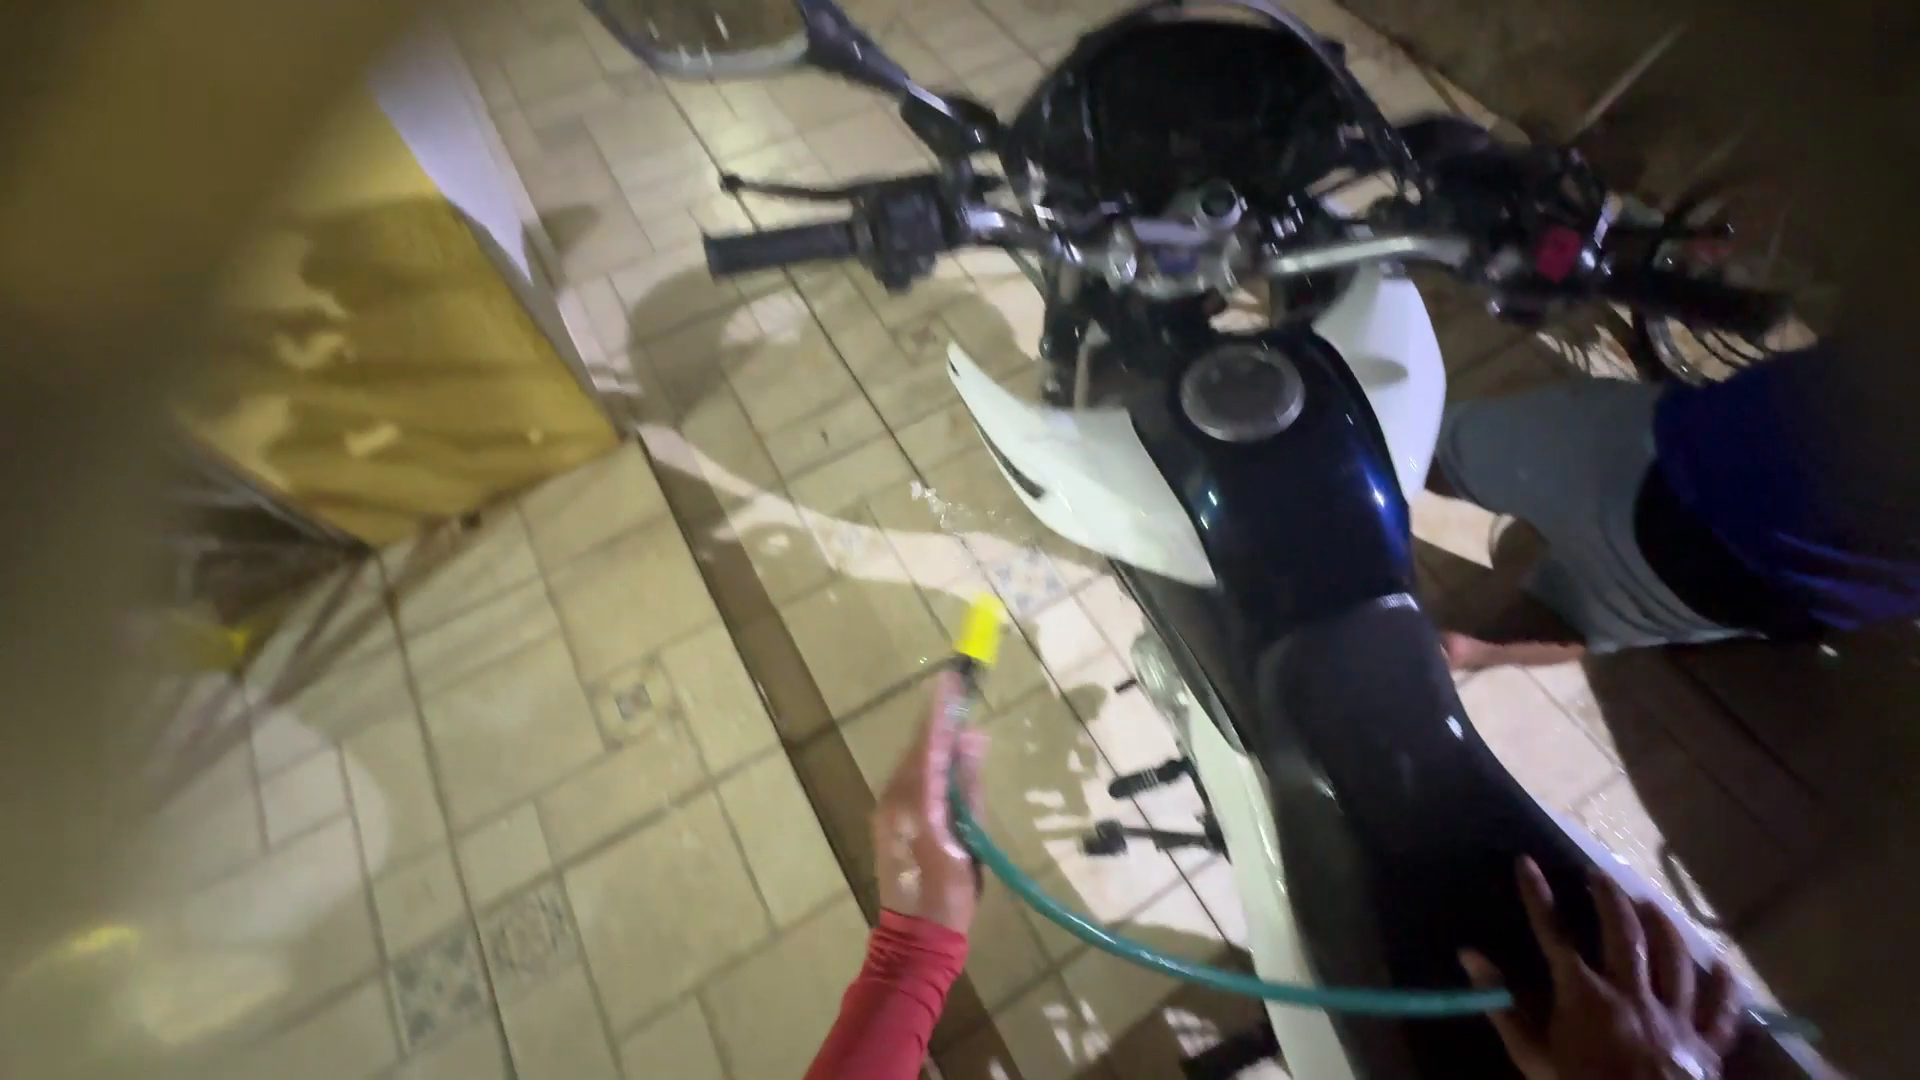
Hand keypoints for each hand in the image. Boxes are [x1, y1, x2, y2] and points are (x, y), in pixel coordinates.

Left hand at [873, 670, 989, 933]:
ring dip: (934, 742)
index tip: (950, 678)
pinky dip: (929, 764)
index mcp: (914, 804)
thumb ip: (968, 788)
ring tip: (957, 718)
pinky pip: (910, 779)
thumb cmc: (949, 895)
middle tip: (959, 693)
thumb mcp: (968, 841)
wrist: (913, 938)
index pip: (929, 746)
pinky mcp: (887, 818)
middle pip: (918, 749)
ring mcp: (885, 808)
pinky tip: (946, 758)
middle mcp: (892, 799)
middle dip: (939, 722)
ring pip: (913, 762)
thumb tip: (973, 738)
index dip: (941, 711)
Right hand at [1462, 859, 1744, 1079]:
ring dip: (1661, 926)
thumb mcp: (1532, 1056)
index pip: (1552, 932)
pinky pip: (1722, 1012)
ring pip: (1674, 961)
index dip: (1537, 894)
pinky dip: (1725, 987)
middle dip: (1608, 898)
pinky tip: (1722, 965)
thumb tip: (1469, 956)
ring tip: (1649, 903)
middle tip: (1597, 873)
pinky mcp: (1706, 1047)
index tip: (1526, 862)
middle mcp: (1630, 995)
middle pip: (1622, 935)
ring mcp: (1674, 1019)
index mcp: (1584, 995)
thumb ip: (1502, 1006)